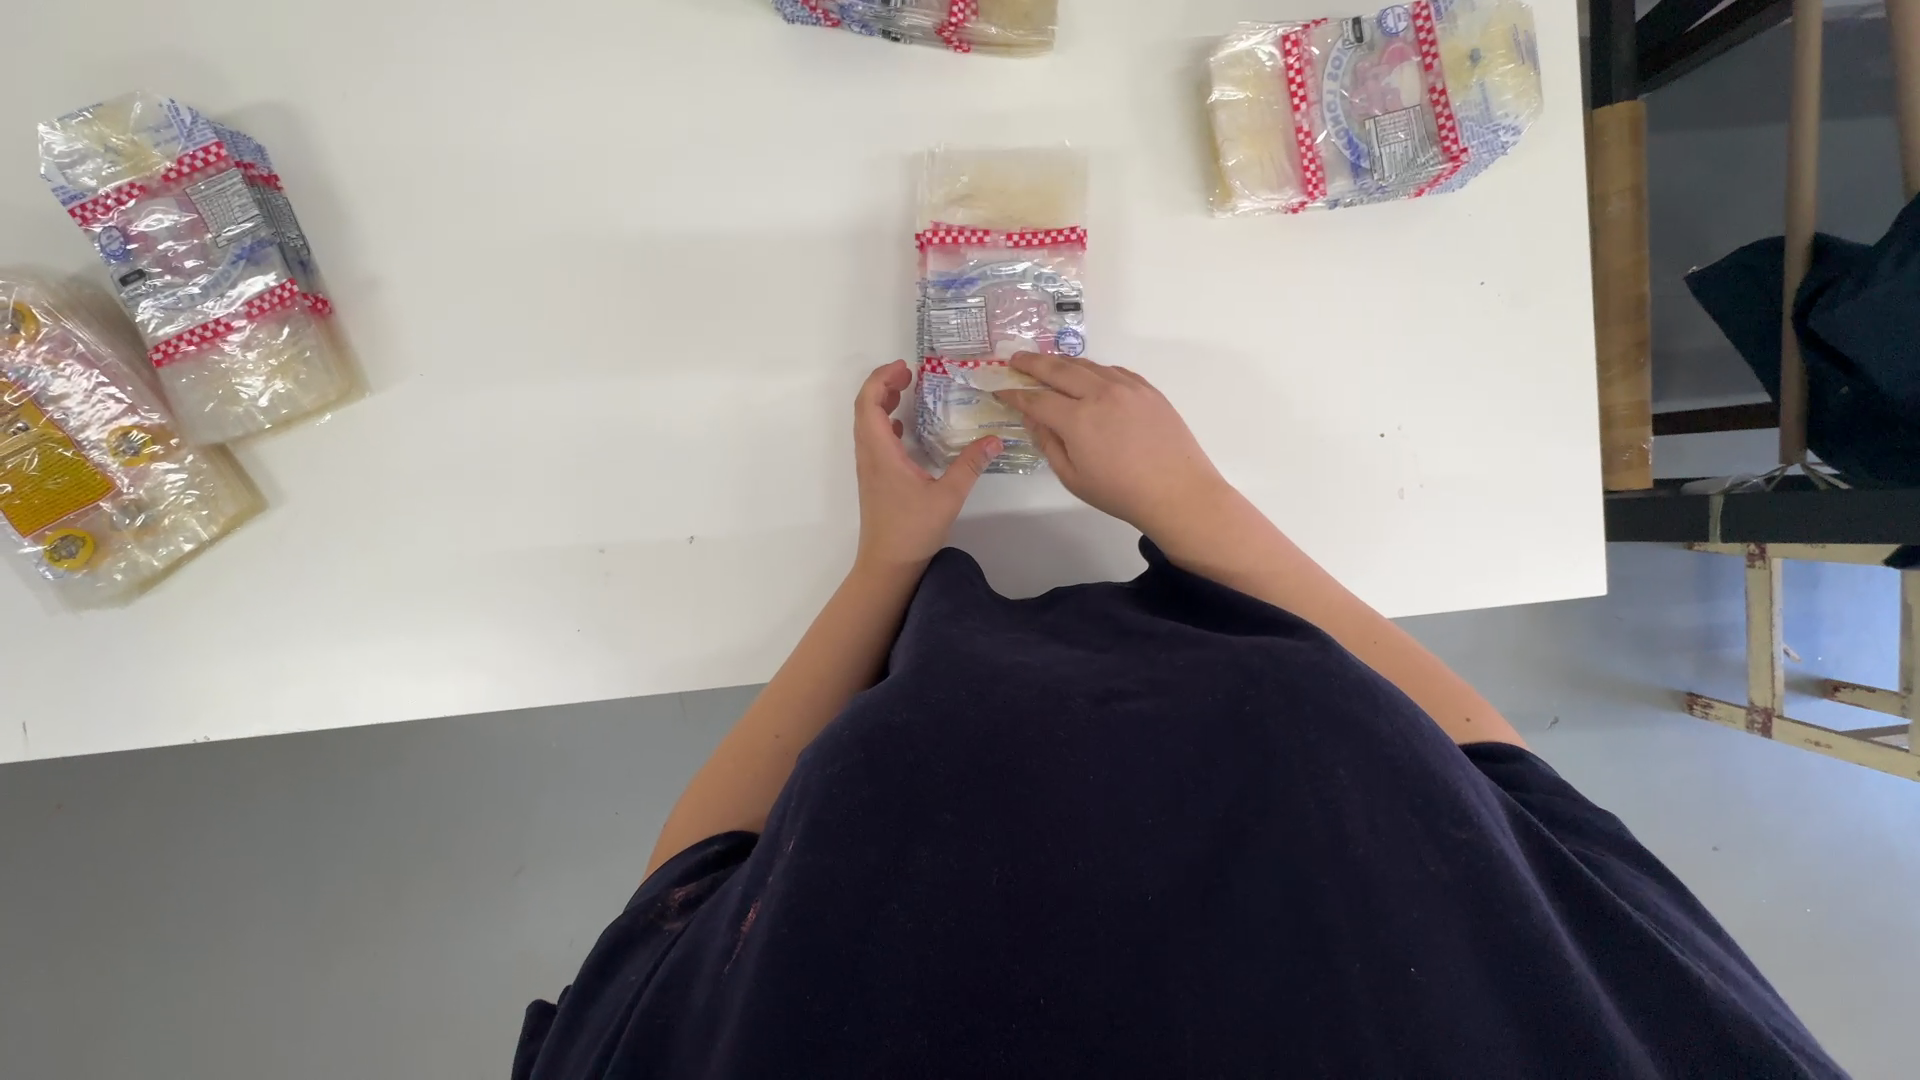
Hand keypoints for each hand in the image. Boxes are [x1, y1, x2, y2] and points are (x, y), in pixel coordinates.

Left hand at [853, 360, 999, 568]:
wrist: (887, 565)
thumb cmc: (912, 530)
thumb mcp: (948, 496)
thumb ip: (970, 465)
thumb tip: (995, 440)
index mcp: (881, 452)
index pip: (869, 403)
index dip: (882, 379)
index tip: (906, 367)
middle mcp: (869, 455)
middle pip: (865, 408)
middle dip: (884, 385)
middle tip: (910, 374)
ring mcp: (869, 468)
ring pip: (867, 424)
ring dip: (882, 402)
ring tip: (907, 391)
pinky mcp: (874, 479)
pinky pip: (873, 439)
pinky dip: (885, 423)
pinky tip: (904, 427)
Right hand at [994, 352, 1234, 537]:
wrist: (1177, 491)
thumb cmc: (1121, 493)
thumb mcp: (1073, 477)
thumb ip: (1049, 444)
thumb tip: (1034, 419)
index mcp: (1077, 420)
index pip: (1036, 399)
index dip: (1014, 394)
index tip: (1000, 389)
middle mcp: (1100, 394)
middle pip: (1058, 370)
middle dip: (1032, 363)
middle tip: (1015, 358)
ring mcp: (1127, 387)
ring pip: (1087, 366)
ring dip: (1062, 362)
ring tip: (1047, 362)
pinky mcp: (1147, 389)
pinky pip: (1113, 371)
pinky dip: (1094, 370)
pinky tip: (1088, 376)